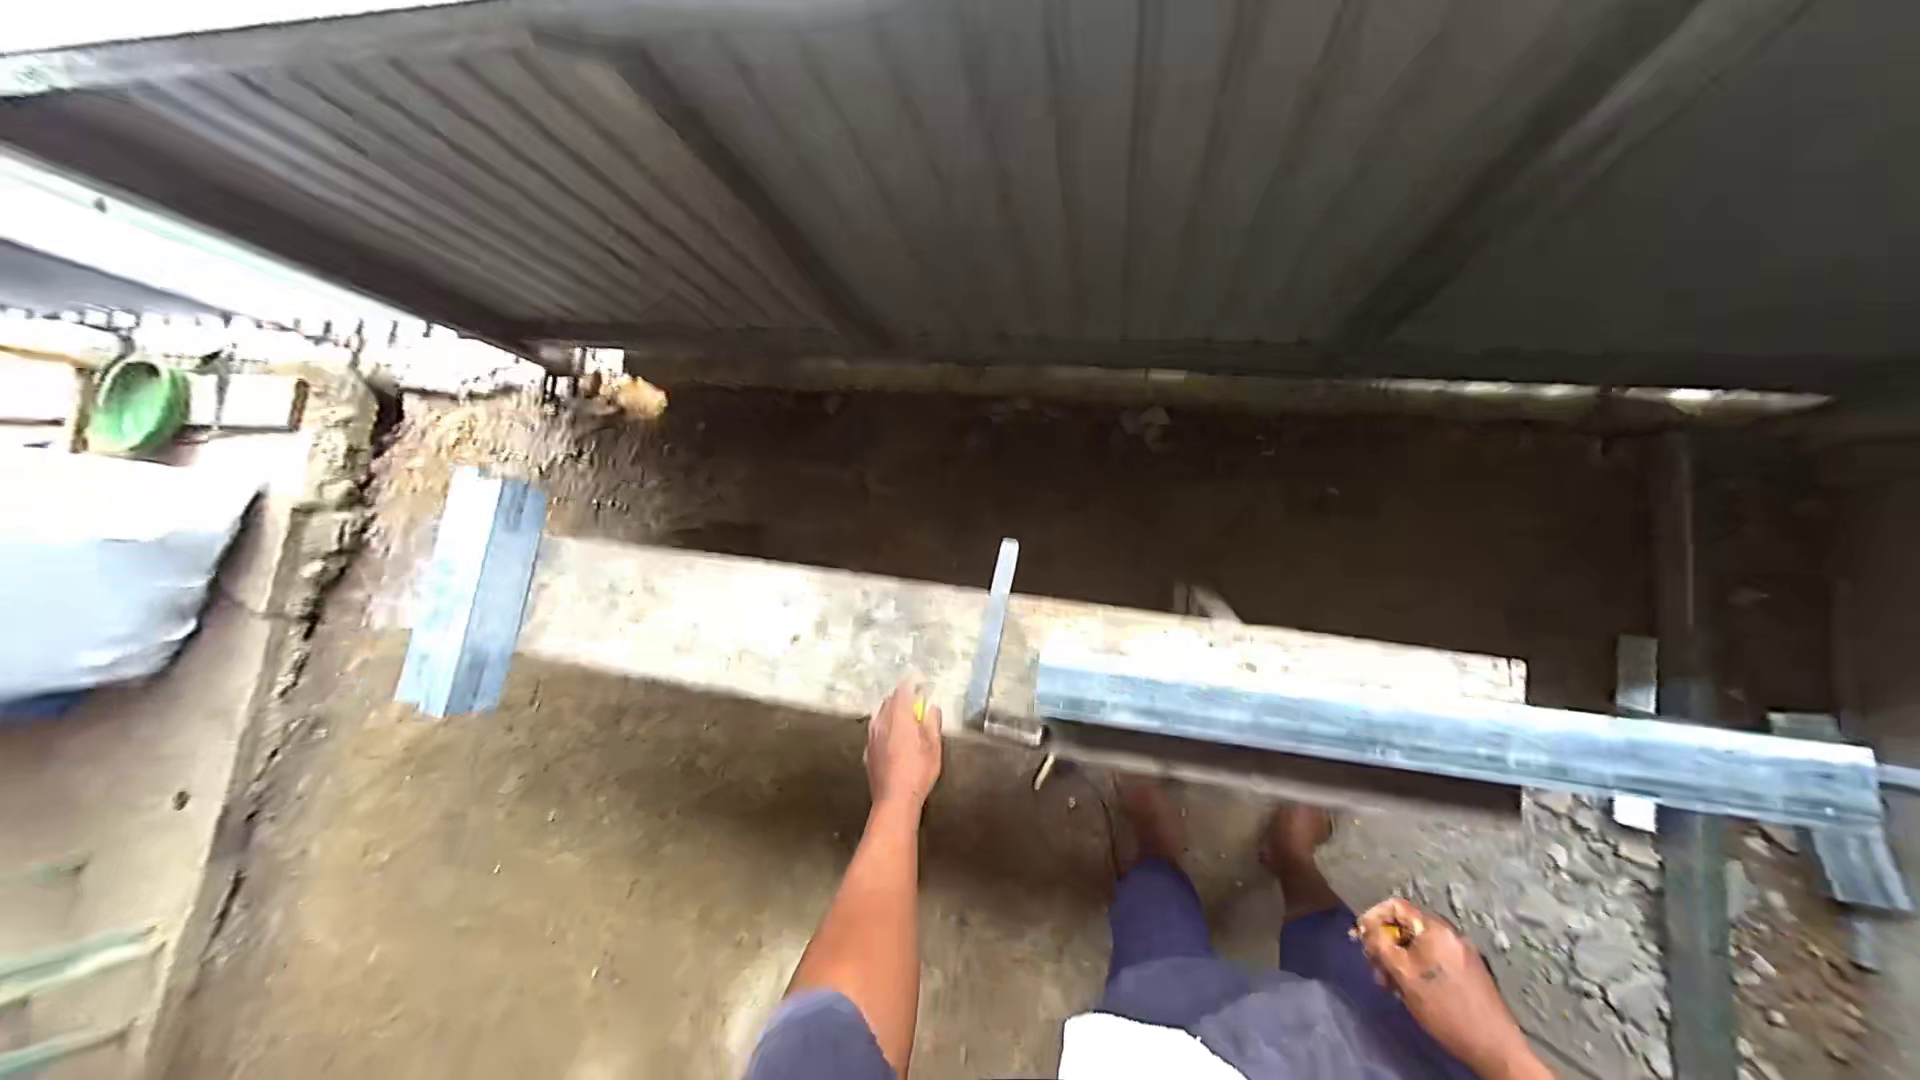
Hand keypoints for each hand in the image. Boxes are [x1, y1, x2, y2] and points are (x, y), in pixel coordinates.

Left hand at [865, 677, 942, 814]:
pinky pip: (877, 731)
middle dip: (902, 698)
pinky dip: (886, 729)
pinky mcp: (868, 750)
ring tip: (905, 720)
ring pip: (881, 715)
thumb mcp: (933, 745)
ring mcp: (871, 736)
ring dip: (892, 713)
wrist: (894, 799)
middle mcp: (881, 722)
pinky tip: (894, 739)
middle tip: (915, 702)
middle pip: (889, 701)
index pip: (902, 690)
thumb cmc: (918, 771)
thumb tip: (932, 707)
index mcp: (898, 716)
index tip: (919, 682)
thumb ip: (932, 722)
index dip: (911, 683)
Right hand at [1357, 897, 1549, 1079]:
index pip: (1395, 906)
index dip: (1373, 917)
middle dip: (1386, 944)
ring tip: (1391, 984)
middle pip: (1406, 926)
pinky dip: (1418, 967)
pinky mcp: (1470, 971)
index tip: (1361, 937)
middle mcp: (1451, 934)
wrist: (1496, 1050)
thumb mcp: (1402, 974)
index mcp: (1435, 929)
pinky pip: (1434, 958)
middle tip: (1375, 967)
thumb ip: (1379, 943)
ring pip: (1419, 945)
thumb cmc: (1444, 1008)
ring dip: (1399, 959)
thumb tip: (1365, 925)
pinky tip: (1413, 990)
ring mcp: (1463, 953)